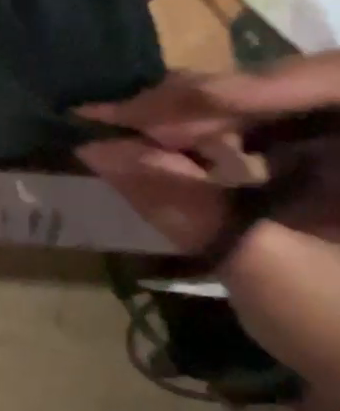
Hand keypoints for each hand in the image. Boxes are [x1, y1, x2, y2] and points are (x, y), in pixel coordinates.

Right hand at [77, 54, 339, 396]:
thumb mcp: (262, 265)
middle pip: (298, 85)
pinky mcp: (330, 167)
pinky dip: (217, 131)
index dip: (245, 86)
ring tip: (135, 127)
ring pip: (278, 102)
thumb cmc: (338, 329)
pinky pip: (273, 127)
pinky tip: (167, 143)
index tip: (157, 110)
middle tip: (126, 117)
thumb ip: (179, 201)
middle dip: (209, 98)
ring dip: (203, 112)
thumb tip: (94, 148)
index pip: (334, 81)